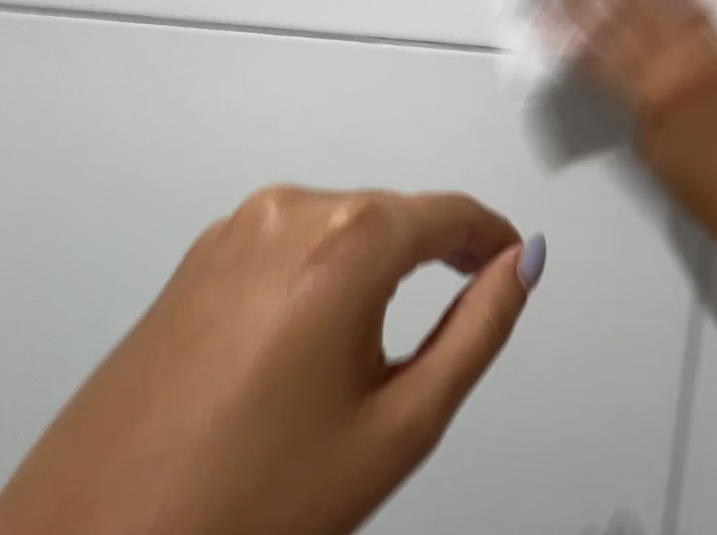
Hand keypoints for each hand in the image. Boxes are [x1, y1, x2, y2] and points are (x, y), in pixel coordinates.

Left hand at [0, 186, 545, 534]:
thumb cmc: (254, 503)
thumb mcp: (402, 422)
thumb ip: (481, 327)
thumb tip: (524, 262)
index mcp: (345, 241)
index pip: (452, 214)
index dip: (495, 237)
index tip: (513, 265)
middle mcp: (286, 212)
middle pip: (398, 216)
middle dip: (440, 253)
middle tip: (464, 312)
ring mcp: (229, 233)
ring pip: (345, 227)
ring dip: (384, 262)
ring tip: (389, 340)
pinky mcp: (192, 262)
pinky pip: (292, 244)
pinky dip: (329, 271)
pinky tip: (320, 337)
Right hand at [543, 0, 716, 236]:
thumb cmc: (693, 182)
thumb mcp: (644, 144)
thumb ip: (627, 99)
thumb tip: (613, 66)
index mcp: (644, 93)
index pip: (592, 44)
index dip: (563, 15)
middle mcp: (671, 64)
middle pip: (621, 12)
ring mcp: (702, 53)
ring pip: (660, 2)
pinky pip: (704, 10)